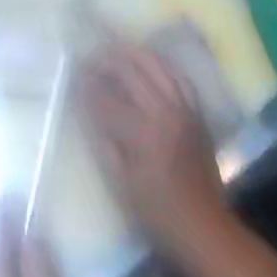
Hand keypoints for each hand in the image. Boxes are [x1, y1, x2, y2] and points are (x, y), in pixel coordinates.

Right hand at [77, 41, 227, 246]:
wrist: (205, 226)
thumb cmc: (156, 213)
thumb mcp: (119, 182)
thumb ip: (101, 140)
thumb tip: (85, 107)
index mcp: (141, 132)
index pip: (104, 98)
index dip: (84, 84)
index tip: (70, 74)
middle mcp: (164, 111)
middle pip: (131, 70)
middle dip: (106, 60)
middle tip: (88, 58)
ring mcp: (184, 107)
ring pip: (156, 65)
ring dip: (132, 53)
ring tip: (113, 50)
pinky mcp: (197, 111)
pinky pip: (178, 76)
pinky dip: (159, 64)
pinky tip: (147, 62)